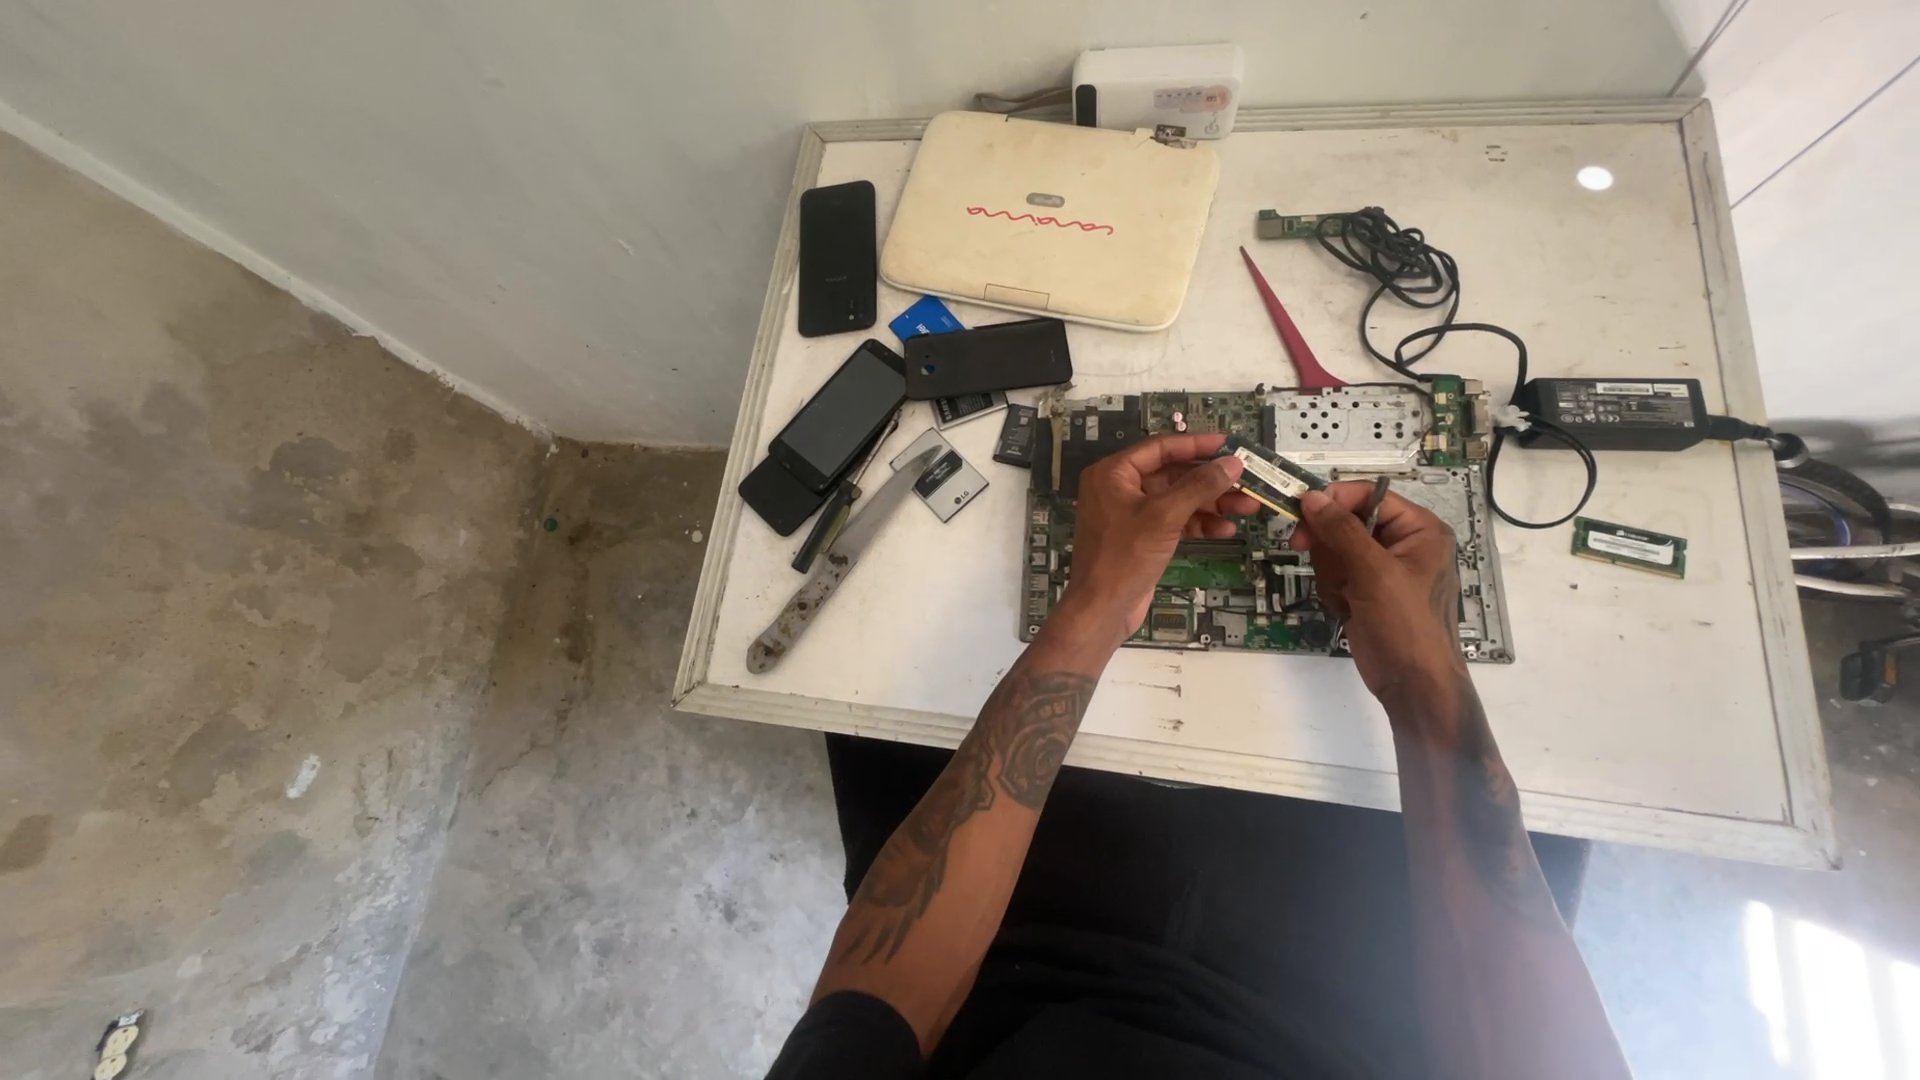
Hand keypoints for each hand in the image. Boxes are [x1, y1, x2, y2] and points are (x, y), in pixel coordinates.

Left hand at [1058, 434, 1260, 648]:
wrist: (1102, 608)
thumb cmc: (1124, 557)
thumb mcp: (1164, 516)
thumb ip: (1199, 486)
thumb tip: (1232, 463)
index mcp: (1113, 473)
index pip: (1161, 448)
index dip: (1197, 445)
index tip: (1231, 444)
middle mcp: (1120, 488)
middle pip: (1173, 474)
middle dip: (1211, 479)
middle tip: (1247, 481)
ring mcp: (1132, 514)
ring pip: (1178, 499)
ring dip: (1211, 502)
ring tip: (1248, 506)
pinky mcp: (1143, 537)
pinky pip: (1175, 521)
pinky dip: (1198, 524)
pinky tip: (1225, 529)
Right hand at [1289, 483, 1465, 700]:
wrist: (1412, 682)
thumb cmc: (1405, 623)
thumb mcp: (1373, 571)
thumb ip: (1341, 530)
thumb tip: (1312, 497)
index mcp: (1420, 530)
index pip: (1369, 495)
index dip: (1334, 500)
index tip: (1300, 511)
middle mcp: (1403, 543)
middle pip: (1346, 520)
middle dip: (1328, 543)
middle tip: (1301, 547)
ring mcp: (1382, 568)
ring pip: (1335, 548)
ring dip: (1330, 571)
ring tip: (1345, 594)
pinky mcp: (1366, 589)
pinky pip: (1335, 573)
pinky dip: (1333, 588)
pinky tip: (1346, 607)